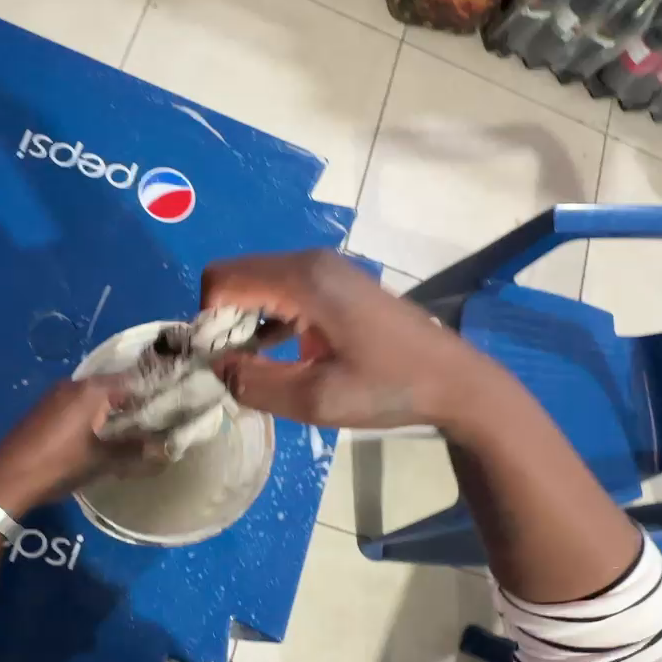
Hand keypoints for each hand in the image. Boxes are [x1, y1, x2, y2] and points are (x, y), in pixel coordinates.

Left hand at [0, 378, 161, 512]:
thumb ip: (135, 451)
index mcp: (92, 390)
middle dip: (136, 402)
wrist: (4, 480)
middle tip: (160, 420)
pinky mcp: (45, 411)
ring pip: (96, 397)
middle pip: (115, 387)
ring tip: (137, 430)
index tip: (175, 403)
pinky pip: (80, 406)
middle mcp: (75, 385)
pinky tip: (105, 435)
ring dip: (115, 410)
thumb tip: (167, 449)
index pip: (134, 380)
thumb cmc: (57, 465)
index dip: (156, 391)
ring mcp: (56, 396)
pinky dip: (96, 416)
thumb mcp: (101, 461)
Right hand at [200, 250, 499, 431]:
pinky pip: (282, 291)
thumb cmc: (388, 388)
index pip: (221, 280)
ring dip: (245, 322)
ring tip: (256, 367)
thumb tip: (215, 368)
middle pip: (236, 276)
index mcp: (304, 280)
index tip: (222, 363)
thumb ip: (255, 384)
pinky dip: (268, 319)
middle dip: (223, 321)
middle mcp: (310, 261)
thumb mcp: (316, 399)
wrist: (454, 380)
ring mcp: (326, 269)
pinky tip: (281, 355)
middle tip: (238, 369)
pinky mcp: (336, 283)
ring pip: (257, 283)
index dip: (207, 322)